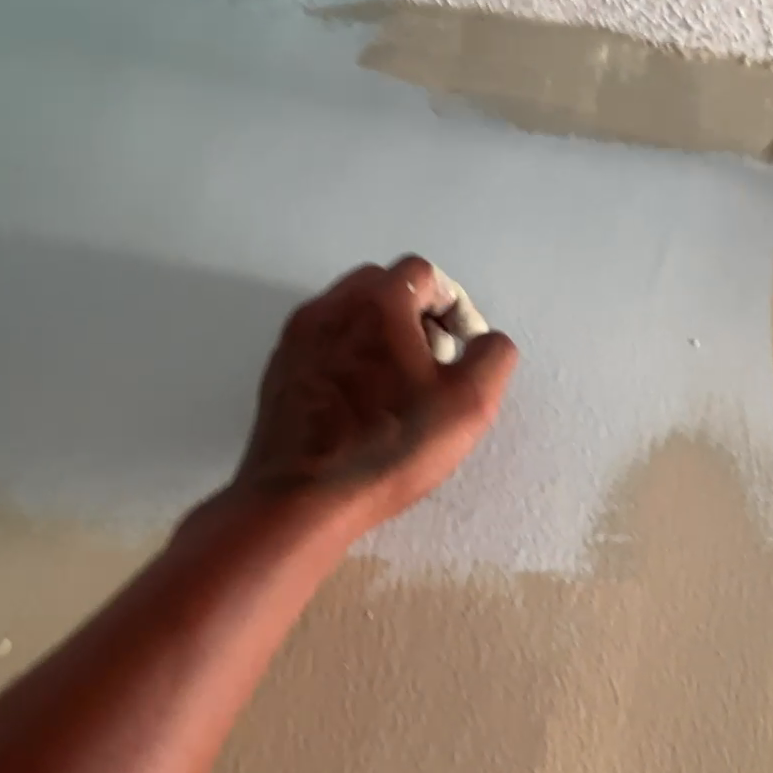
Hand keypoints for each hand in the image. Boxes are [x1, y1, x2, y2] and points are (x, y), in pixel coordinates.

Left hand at [224, 255, 517, 540]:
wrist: (303, 497)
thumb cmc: (391, 446)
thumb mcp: (470, 402)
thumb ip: (493, 356)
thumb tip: (487, 341)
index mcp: (378, 303)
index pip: (425, 275)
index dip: (455, 307)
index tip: (463, 350)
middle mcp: (330, 307)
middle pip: (384, 286)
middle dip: (418, 315)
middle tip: (435, 363)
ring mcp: (297, 339)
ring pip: (350, 315)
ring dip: (383, 336)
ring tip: (401, 387)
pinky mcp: (279, 372)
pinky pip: (325, 346)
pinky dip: (351, 358)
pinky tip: (364, 405)